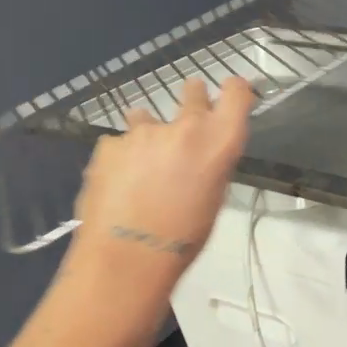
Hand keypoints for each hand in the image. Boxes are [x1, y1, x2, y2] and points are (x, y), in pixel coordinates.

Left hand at [66, 77, 253, 294]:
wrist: (127, 257)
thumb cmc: (185, 234)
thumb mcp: (215, 193)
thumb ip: (210, 161)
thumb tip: (200, 153)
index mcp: (221, 139)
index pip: (237, 91)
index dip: (235, 89)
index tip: (231, 93)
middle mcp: (186, 126)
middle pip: (194, 90)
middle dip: (193, 97)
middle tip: (187, 121)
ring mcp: (143, 132)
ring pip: (147, 117)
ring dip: (149, 129)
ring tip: (143, 160)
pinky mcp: (108, 145)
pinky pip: (119, 142)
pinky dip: (121, 156)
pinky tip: (118, 182)